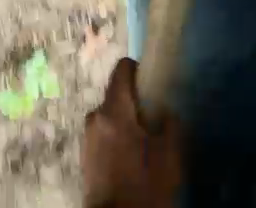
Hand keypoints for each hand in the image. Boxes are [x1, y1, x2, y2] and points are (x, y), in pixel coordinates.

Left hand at [83, 59, 183, 207]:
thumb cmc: (144, 186)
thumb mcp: (169, 156)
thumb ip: (170, 125)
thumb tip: (165, 112)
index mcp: (113, 110)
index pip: (121, 69)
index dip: (139, 70)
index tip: (153, 83)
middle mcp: (94, 117)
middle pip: (116, 94)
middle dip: (135, 102)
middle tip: (154, 119)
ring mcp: (86, 137)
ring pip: (109, 116)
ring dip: (125, 122)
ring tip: (144, 143)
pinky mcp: (85, 156)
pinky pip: (103, 134)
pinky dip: (116, 138)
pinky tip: (130, 157)